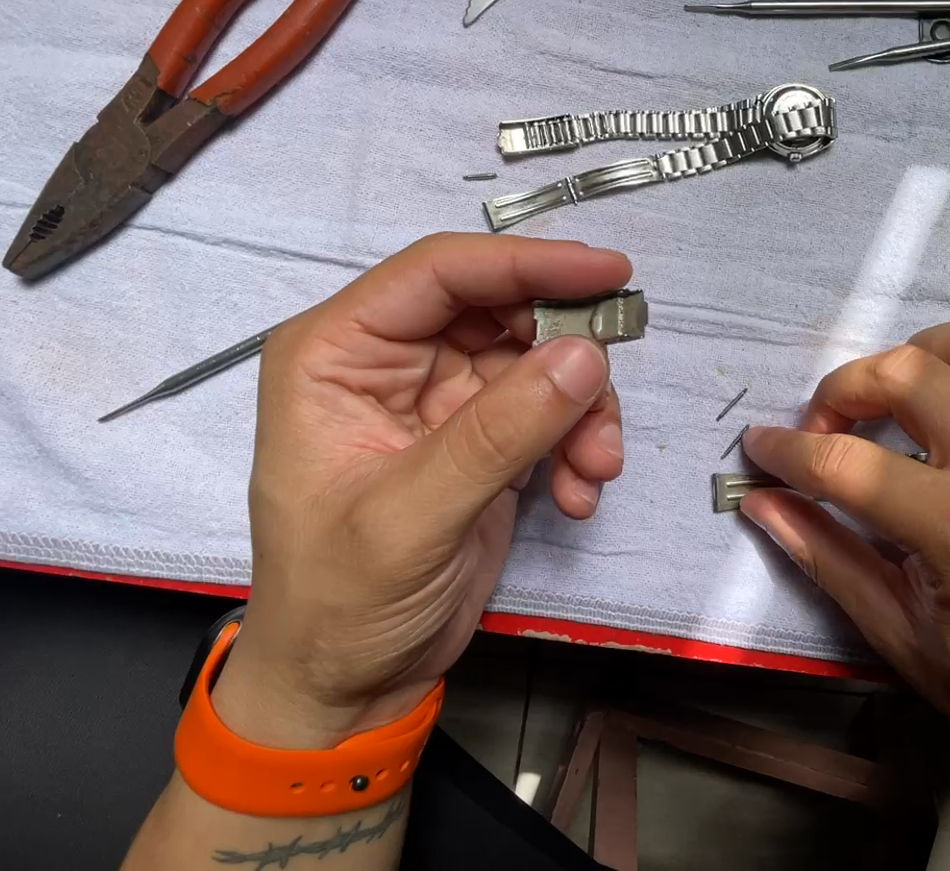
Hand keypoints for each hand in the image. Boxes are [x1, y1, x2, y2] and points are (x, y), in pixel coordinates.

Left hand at [210, 234, 631, 749]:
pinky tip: (576, 495)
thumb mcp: (412, 518)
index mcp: (341, 352)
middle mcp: (394, 361)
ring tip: (595, 469)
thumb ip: (499, 433)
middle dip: (565, 353)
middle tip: (607, 393)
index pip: (441, 273)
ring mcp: (446, 399)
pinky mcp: (486, 438)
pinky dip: (576, 446)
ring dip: (580, 412)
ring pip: (540, 363)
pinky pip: (551, 412)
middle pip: (503, 312)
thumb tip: (587, 354)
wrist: (352, 686)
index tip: (608, 271)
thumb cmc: (342, 603)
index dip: (527, 263)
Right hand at [738, 317, 949, 869]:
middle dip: (845, 388)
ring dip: (934, 350)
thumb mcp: (898, 637)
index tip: (758, 448)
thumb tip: (762, 504)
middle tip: (826, 429)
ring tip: (904, 391)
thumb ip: (826, 558)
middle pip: (911, 374)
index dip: (788, 452)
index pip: (848, 464)